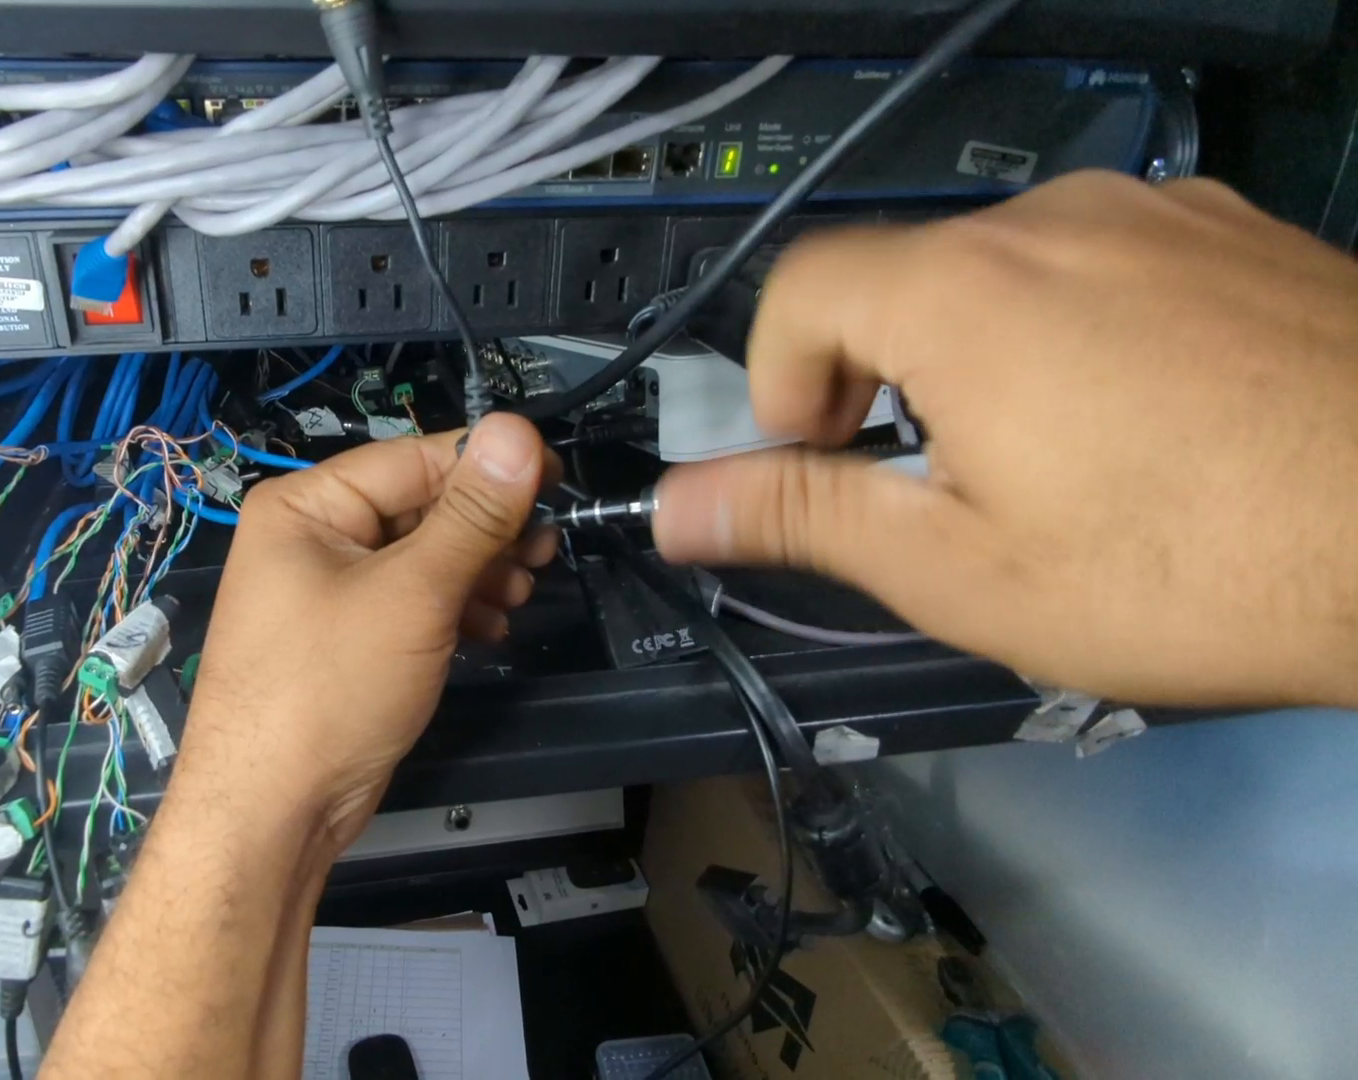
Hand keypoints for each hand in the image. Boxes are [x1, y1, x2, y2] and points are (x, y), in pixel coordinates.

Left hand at [177, 414, 558, 853]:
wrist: (270, 815)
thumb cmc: (330, 690)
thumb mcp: (412, 595)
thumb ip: (471, 515)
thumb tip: (518, 431)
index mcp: (307, 504)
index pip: (413, 460)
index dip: (488, 468)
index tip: (554, 482)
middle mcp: (312, 537)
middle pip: (418, 508)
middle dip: (485, 531)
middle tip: (543, 551)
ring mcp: (327, 590)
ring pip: (420, 558)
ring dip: (476, 571)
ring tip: (519, 594)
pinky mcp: (347, 636)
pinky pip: (409, 601)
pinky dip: (452, 607)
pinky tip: (490, 626)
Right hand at [652, 171, 1357, 708]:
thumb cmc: (1185, 564)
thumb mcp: (949, 563)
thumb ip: (792, 516)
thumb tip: (670, 510)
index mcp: (961, 292)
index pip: (795, 289)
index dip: (776, 377)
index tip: (824, 451)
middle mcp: (1051, 221)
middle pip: (882, 280)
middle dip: (858, 377)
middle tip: (912, 474)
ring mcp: (1156, 215)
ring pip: (979, 272)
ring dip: (947, 356)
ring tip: (1016, 453)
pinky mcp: (1233, 234)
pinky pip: (1080, 265)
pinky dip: (1043, 330)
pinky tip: (1115, 416)